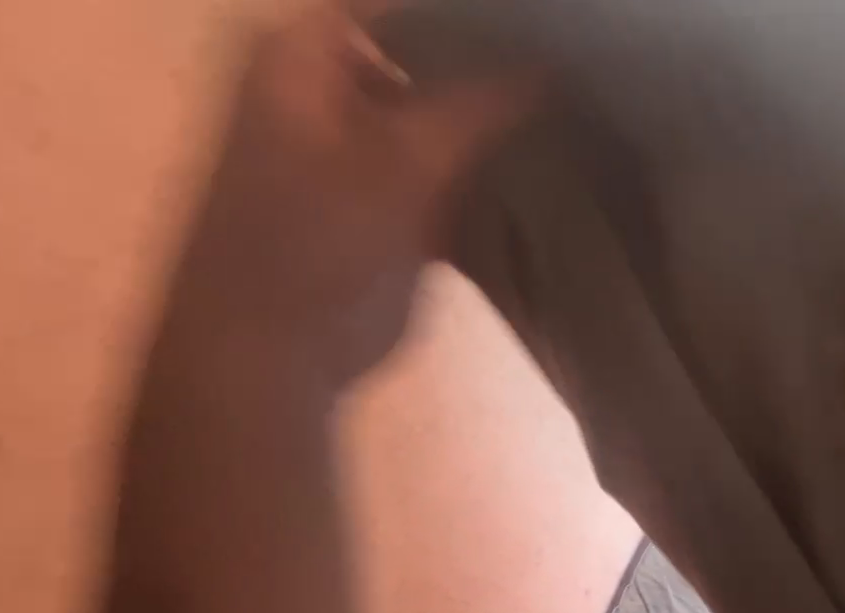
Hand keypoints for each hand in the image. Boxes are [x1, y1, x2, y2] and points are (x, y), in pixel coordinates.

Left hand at [156, 2, 533, 389]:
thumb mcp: (401, 162)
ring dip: (496, 131)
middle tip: (568, 79)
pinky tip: (542, 183)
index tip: (540, 33)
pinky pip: (448, 177)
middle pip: (423, 62)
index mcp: (303, 55)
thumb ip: (475, 108)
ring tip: (568, 124)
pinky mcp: (389, 208)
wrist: (275, 346)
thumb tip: (547, 67)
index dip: (469, 21)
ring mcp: (361, 155)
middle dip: (492, 73)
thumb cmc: (319, 243)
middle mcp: (329, 92)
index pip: (398, 9)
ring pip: (442, 123)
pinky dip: (487, 180)